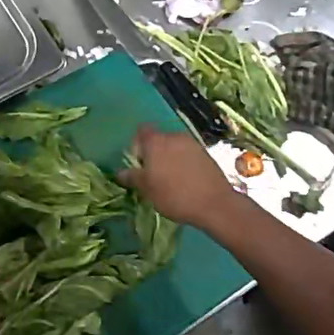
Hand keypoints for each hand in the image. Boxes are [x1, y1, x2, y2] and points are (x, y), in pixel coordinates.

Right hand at [120, 124, 244, 230]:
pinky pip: (188, 154)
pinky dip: (184, 163)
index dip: (137, 144)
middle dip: (154, 153)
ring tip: (171, 180)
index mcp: (156, 141)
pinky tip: (186, 181)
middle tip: (153, 175)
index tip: (139, 163)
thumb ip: (132, 177)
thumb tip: (120, 172)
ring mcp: (193, 144)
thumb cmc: (173, 195)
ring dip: (170, 158)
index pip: (142, 130)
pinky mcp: (207, 154)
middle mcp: (174, 136)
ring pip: (175, 147)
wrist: (214, 204)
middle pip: (159, 139)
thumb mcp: (146, 189)